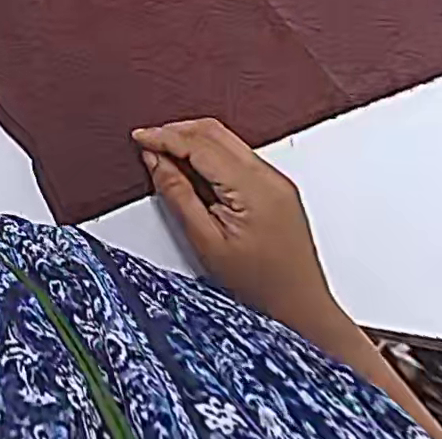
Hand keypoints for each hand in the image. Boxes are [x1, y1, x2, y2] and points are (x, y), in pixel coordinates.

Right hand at [134, 119, 336, 324]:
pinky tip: (190, 166)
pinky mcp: (273, 185)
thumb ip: (177, 194)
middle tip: (148, 142)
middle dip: (176, 131)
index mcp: (254, 188)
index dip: (165, 136)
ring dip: (191, 138)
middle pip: (213, 132)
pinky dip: (206, 150)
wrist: (301, 311)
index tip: (140, 137)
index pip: (200, 144)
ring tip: (164, 153)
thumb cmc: (259, 285)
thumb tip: (155, 159)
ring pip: (224, 137)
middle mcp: (268, 176)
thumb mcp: (206, 242)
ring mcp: (274, 179)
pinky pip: (234, 152)